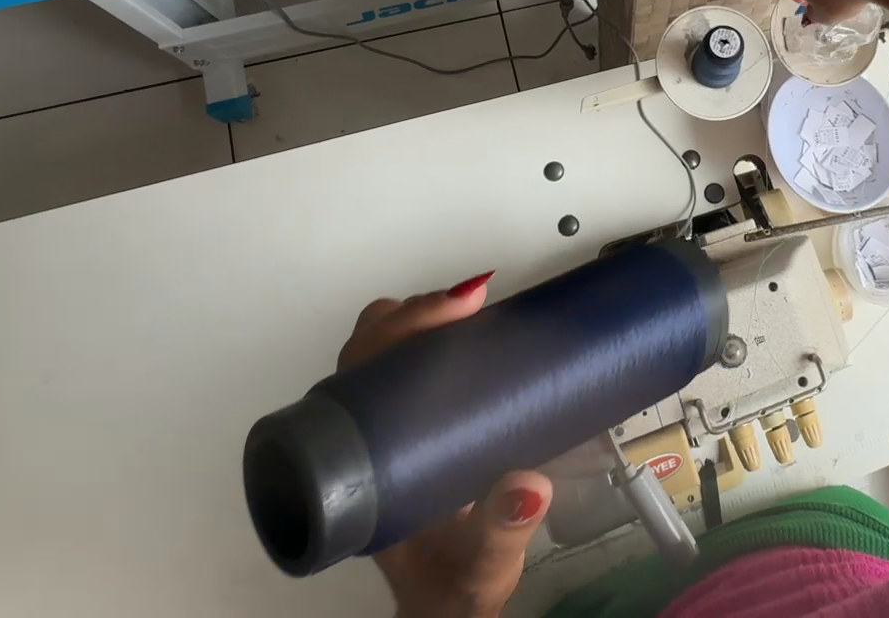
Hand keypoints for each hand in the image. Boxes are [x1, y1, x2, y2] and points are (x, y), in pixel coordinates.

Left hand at [338, 276, 552, 617]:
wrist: (452, 604)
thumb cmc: (454, 588)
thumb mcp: (481, 569)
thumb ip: (500, 536)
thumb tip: (530, 483)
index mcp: (360, 471)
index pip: (358, 379)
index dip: (397, 334)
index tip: (456, 310)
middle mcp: (366, 440)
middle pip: (368, 350)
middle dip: (416, 314)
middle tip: (477, 301)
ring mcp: (391, 426)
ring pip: (389, 350)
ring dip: (428, 317)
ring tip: (481, 304)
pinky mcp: (421, 420)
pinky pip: (417, 362)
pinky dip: (442, 333)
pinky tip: (479, 327)